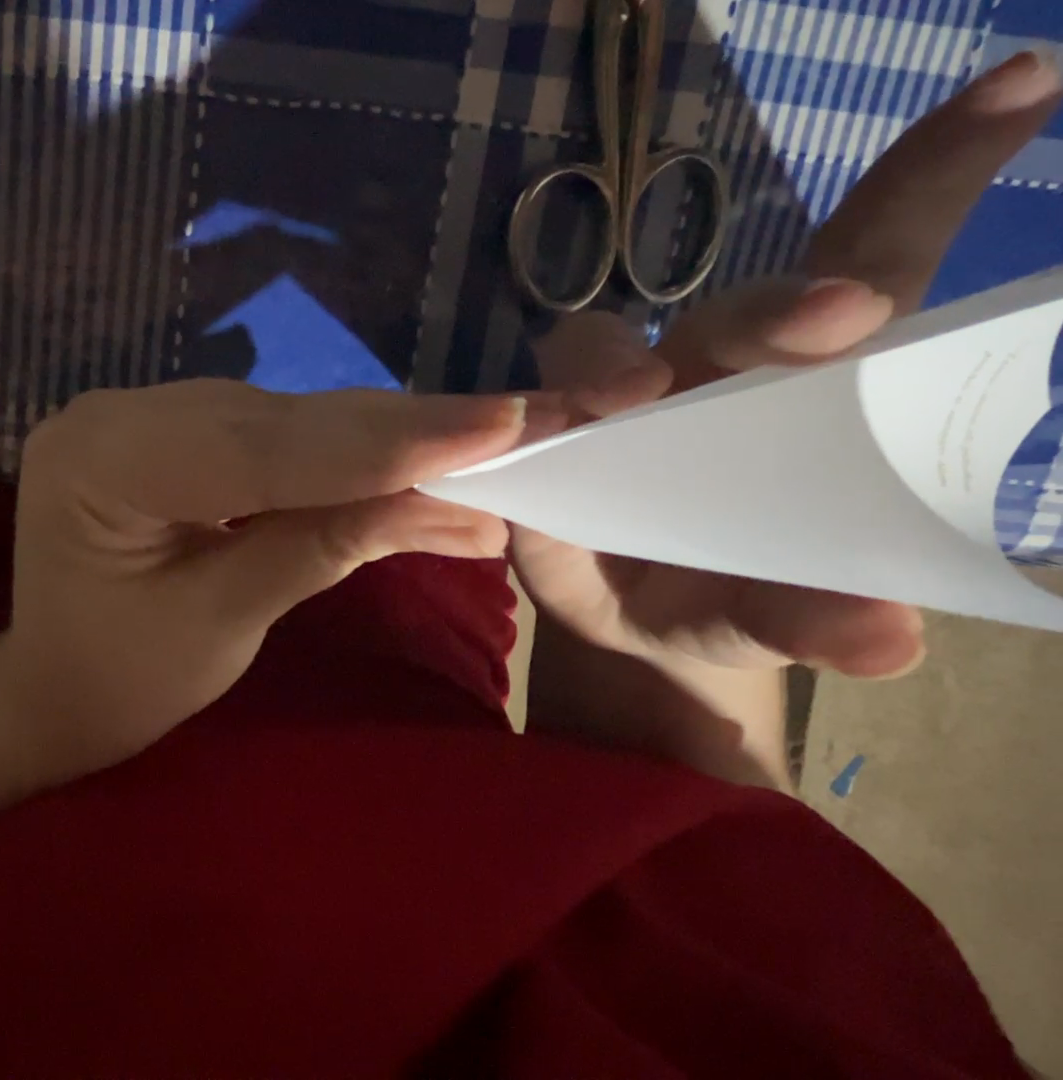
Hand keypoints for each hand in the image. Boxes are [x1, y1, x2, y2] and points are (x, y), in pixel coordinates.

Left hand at [3, 380, 532, 772]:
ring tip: (493, 450)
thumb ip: (322, 547)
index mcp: (97, 461)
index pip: (257, 449)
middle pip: (275, 421)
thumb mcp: (223, 622)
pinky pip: (264, 437)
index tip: (501, 426)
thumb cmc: (120, 683)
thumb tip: (444, 496)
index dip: (382, 444)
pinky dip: (338, 455)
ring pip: (281, 421)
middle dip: (401, 433)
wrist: (52, 692)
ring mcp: (136, 417)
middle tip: (528, 425)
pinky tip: (416, 458)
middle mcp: (111, 416)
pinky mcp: (164, 433)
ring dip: (383, 441)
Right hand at [515, 49, 1062, 677]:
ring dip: (605, 366)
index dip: (928, 178)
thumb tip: (886, 636)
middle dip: (777, 308)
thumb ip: (817, 616)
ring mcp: (603, 401)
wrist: (625, 623)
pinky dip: (512, 426)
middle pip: (737, 311)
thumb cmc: (723, 601)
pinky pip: (511, 413)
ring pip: (593, 348)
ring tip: (613, 404)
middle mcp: (703, 374)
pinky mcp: (526, 435)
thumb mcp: (775, 616)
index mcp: (800, 392)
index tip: (1023, 80)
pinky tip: (508, 448)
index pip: (867, 266)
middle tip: (831, 323)